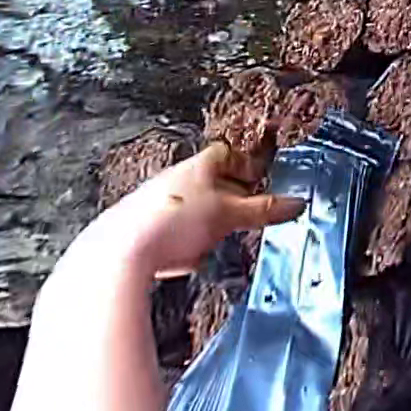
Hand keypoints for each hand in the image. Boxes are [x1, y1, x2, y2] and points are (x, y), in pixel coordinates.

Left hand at [86, 142, 304, 277]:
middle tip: (245, 210)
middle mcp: (175, 177)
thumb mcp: (230, 214)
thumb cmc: (174, 222)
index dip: (246, 165)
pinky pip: (167, 227)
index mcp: (200, 164)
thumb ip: (264, 209)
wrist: (114, 256)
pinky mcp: (133, 228)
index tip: (259, 179)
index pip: (229, 154)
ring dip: (205, 218)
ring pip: (189, 203)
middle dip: (228, 194)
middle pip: (210, 178)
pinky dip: (182, 237)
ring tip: (217, 237)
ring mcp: (151, 201)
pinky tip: (186, 256)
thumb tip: (297, 203)